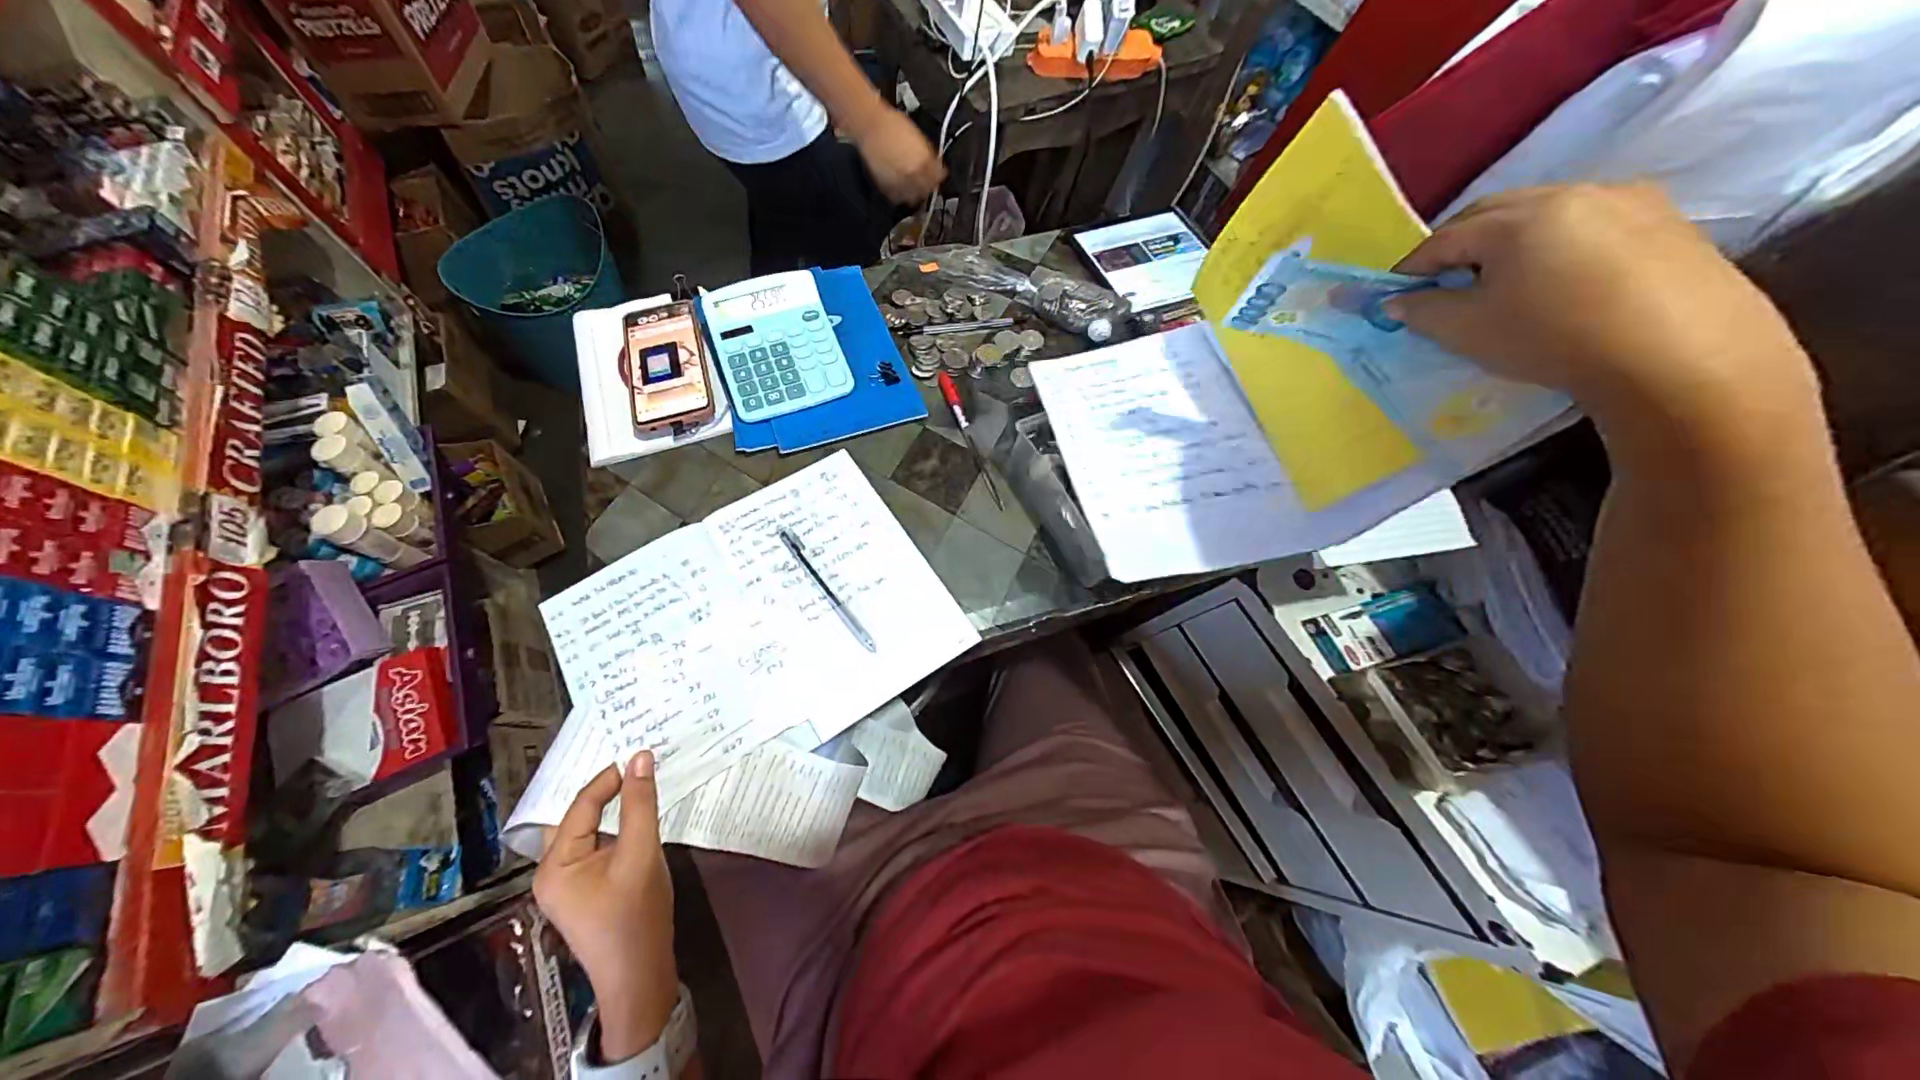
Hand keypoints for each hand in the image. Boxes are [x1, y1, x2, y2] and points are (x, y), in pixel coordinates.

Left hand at [534, 752, 677, 1062]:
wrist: (641, 974)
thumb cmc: (636, 916)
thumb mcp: (641, 853)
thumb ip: (641, 804)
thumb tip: (640, 758)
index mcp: (554, 866)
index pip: (580, 807)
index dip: (609, 779)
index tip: (639, 756)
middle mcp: (552, 872)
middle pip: (576, 816)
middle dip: (604, 789)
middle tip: (632, 760)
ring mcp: (568, 882)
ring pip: (588, 830)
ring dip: (611, 807)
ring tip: (636, 781)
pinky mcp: (585, 888)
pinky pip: (596, 845)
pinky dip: (615, 827)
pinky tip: (635, 816)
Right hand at [849, 107, 945, 204]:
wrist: (871, 124)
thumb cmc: (892, 125)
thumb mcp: (918, 137)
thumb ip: (928, 155)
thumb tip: (934, 164)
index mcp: (924, 162)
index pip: (938, 178)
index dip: (938, 176)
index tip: (937, 176)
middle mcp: (913, 175)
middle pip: (926, 190)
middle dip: (926, 186)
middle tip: (924, 183)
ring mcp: (899, 183)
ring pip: (912, 198)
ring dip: (914, 194)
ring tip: (912, 187)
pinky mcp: (886, 187)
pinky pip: (896, 198)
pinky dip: (899, 195)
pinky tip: (899, 188)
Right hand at [1386, 184, 1818, 445]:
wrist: (1680, 355)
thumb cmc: (1553, 339)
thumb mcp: (1469, 332)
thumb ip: (1423, 311)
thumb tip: (1395, 300)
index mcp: (1516, 218)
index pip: (1442, 240)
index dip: (1411, 268)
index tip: (1394, 295)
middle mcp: (1568, 193)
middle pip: (1492, 214)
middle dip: (1458, 246)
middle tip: (1441, 284)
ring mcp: (1623, 200)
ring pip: (1543, 213)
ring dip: (1510, 241)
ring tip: (1501, 282)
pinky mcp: (1665, 219)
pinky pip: (1589, 222)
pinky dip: (1558, 244)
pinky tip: (1561, 280)